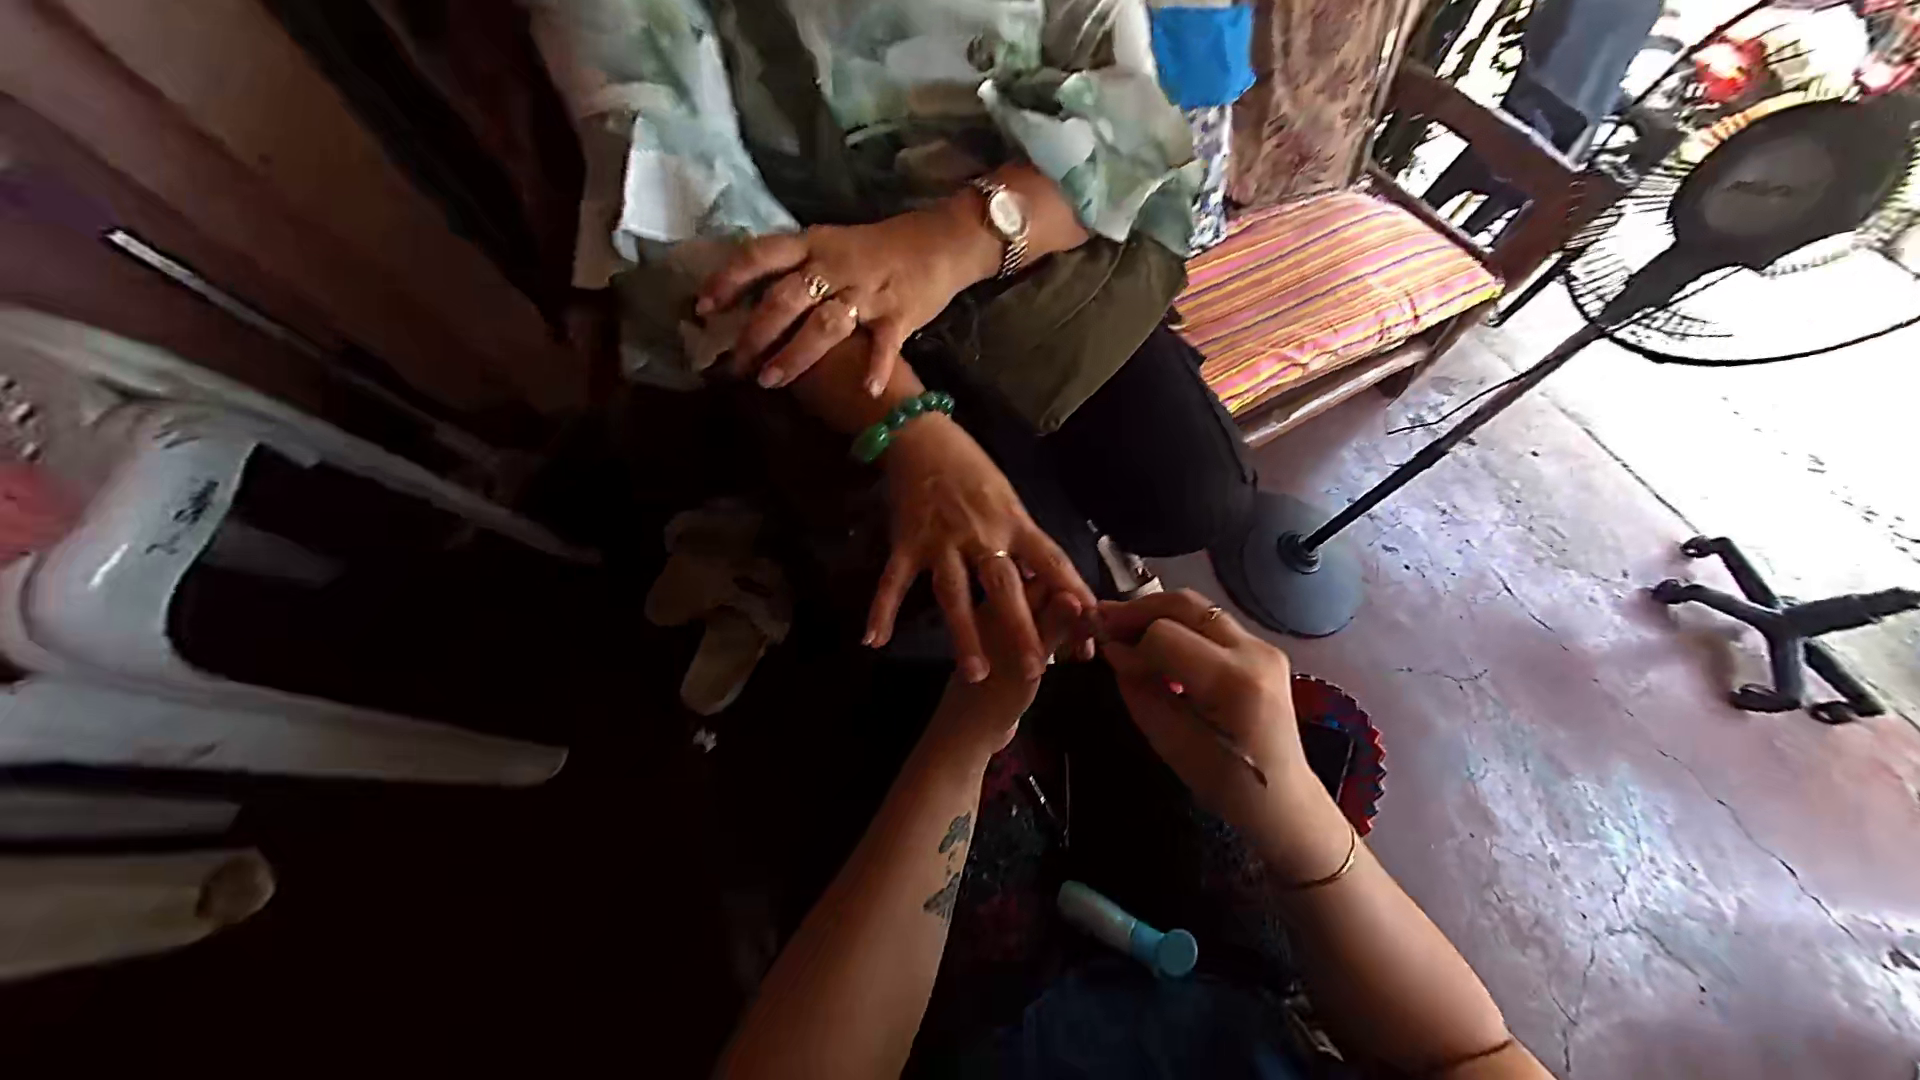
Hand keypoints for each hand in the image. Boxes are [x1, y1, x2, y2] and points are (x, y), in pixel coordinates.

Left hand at [695, 199, 997, 395]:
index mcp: (815, 245)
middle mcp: (834, 267)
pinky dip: (877, 367)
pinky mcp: (899, 314)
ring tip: (771, 381)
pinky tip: (868, 389)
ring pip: (824, 325)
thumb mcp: (834, 245)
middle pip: (785, 298)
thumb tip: (756, 294)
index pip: (760, 256)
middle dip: (756, 334)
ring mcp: (867, 292)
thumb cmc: (882, 247)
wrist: (941, 241)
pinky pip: (885, 344)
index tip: (702, 307)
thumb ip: (801, 266)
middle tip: (736, 366)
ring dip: (795, 355)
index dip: (728, 279)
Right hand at [866, 413, 1096, 684]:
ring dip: (964, 634)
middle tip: (1037, 670)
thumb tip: (1045, 577)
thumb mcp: (1007, 497)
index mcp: (1013, 521)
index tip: (1091, 630)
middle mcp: (982, 534)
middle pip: (1005, 586)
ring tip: (975, 674)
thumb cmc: (971, 466)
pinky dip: (882, 609)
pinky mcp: (907, 542)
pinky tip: (874, 640)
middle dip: (1021, 627)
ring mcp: (942, 540)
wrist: (922, 435)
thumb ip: (1022, 538)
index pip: (1052, 561)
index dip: (1074, 595)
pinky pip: (895, 580)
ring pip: (954, 592)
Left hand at [930, 588, 1085, 757]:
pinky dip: (1059, 641)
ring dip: (1068, 628)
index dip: (1072, 593)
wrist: (968, 733)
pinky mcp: (1011, 647)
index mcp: (998, 603)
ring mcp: (1005, 627)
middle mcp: (1000, 608)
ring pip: (1044, 615)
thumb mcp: (1029, 660)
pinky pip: (1039, 632)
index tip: (1096, 616)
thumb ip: (1051, 626)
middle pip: (1046, 595)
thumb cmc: (995, 696)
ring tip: (1086, 651)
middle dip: (1074, 611)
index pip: (1042, 581)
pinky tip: (1074, 656)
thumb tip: (1075, 595)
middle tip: (1095, 636)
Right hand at [1098, 590, 1349, 878]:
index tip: (1108, 655)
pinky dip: (1176, 624)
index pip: (1164, 636)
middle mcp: (1254, 652)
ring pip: (1196, 605)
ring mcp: (1262, 645)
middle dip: (1138, 610)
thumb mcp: (1169, 741)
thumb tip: (1113, 649)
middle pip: (1184, 604)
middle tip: (1105, 622)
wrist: (1282, 798)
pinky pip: (1208, 620)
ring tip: (1126, 630)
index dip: (1129, 642)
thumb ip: (1139, 688)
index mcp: (1235, 682)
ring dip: (1156, 612)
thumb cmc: (1223, 782)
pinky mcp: (1260, 647)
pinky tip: (1157, 644)